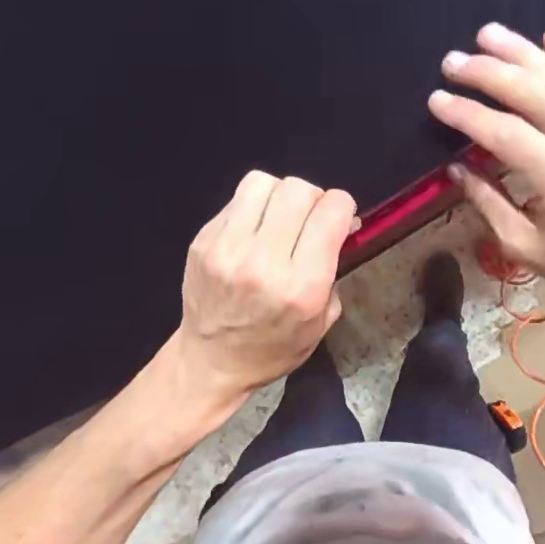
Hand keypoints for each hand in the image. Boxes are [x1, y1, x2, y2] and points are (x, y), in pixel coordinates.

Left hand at [174, 171, 357, 404]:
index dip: (341, 208)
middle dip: (312, 199)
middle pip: (298, 190)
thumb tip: (340, 224)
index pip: (331, 211)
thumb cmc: (274, 347)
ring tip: (278, 219)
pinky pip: (237, 199)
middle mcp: (263, 262)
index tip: (337, 220)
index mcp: (302, 287)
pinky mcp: (203, 241)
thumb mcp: (322, 320)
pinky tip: (252, 230)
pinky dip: (253, 206)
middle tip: (307, 220)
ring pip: (264, 182)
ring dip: (279, 195)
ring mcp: (227, 248)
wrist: (212, 361)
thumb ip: (334, 269)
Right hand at [427, 23, 544, 327]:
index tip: (437, 99)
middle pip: (537, 94)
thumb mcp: (519, 243)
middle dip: (490, 73)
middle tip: (453, 61)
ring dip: (524, 53)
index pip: (508, 134)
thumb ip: (486, 201)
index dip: (468, 114)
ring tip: (488, 34)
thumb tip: (456, 164)